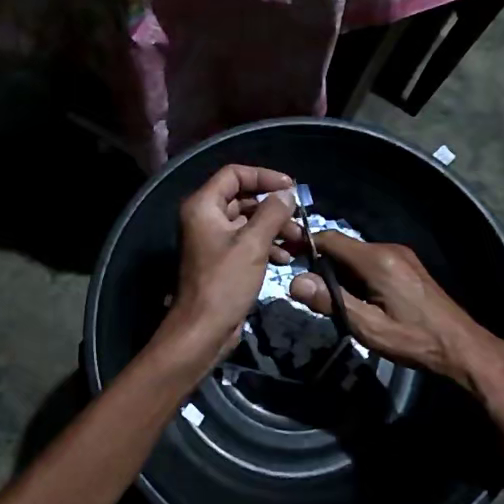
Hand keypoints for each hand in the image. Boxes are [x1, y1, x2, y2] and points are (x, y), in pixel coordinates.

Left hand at [165, 164, 301, 358]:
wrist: (203, 328)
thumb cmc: (225, 282)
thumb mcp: (253, 244)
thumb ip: (272, 213)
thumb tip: (287, 193)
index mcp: (203, 206)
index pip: (234, 174)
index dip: (264, 176)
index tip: (291, 188)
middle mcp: (204, 218)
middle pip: (243, 198)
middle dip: (273, 208)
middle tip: (300, 220)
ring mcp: (212, 240)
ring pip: (247, 222)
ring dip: (274, 228)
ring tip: (299, 242)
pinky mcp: (221, 260)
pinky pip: (246, 242)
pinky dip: (266, 246)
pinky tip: (286, 258)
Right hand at [289, 235, 503, 390]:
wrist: (463, 348)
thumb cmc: (414, 340)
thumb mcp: (367, 326)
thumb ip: (331, 301)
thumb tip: (295, 281)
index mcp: (377, 260)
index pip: (330, 239)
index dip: (305, 243)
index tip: (285, 254)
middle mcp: (389, 250)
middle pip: (342, 247)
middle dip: (321, 264)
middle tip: (304, 288)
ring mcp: (401, 258)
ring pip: (356, 257)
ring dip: (338, 273)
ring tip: (326, 299)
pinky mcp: (407, 268)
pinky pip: (371, 264)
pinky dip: (355, 277)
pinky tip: (354, 300)